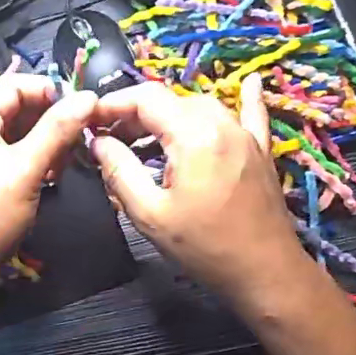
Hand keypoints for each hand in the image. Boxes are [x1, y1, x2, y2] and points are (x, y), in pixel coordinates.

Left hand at [0, 74, 96, 299]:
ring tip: (64, 166)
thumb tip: (88, 95)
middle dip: (48, 122)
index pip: (13, 85)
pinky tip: (45, 179)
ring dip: (41, 144)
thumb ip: (57, 130)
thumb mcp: (27, 171)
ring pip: (10, 136)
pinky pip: (1, 157)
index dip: (50, 92)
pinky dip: (26, 162)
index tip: (81, 113)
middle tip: (77, 145)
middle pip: (12, 110)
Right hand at [90, 74, 317, 316]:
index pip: (146, 99)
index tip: (90, 121)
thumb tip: (99, 143)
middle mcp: (221, 124)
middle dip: (136, 114)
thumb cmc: (204, 247)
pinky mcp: (260, 151)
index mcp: (193, 136)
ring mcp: (245, 136)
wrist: (265, 272)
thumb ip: (120, 172)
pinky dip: (242, 99)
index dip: (112, 104)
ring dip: (169, 115)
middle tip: (109, 140)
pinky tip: (248, 82)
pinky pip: (250, 115)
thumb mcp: (150, 214)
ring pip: (201, 107)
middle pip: (172, 101)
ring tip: (144, 136)